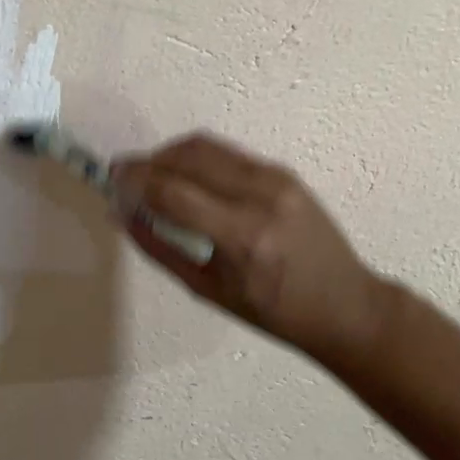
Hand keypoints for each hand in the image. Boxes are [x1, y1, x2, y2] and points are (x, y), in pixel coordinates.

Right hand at [115, 132, 391, 364]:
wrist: (347, 307)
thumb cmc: (274, 312)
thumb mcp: (208, 290)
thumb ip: (159, 249)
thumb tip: (121, 213)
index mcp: (243, 238)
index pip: (173, 192)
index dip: (135, 181)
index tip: (112, 181)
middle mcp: (261, 199)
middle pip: (186, 158)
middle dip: (146, 162)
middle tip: (123, 173)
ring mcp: (277, 180)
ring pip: (204, 146)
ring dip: (168, 154)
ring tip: (150, 173)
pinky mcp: (283, 171)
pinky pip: (227, 153)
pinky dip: (196, 157)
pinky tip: (185, 176)